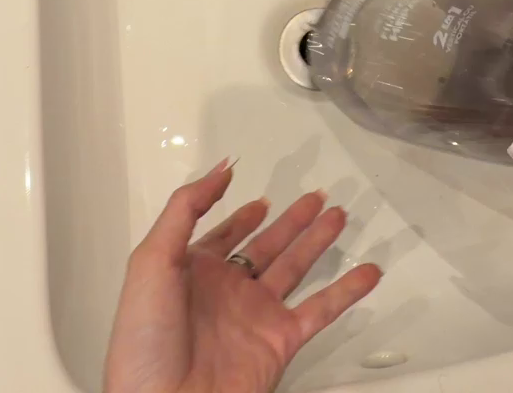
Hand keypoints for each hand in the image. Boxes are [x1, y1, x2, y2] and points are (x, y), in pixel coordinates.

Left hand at [105, 160, 383, 392]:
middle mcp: (228, 290)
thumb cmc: (145, 341)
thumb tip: (220, 170)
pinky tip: (366, 273)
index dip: (243, 215)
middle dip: (292, 220)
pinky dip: (347, 292)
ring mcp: (256, 315)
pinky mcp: (279, 341)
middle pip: (269, 244)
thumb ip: (186, 208)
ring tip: (339, 216)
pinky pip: (320, 310)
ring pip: (296, 268)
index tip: (261, 198)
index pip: (225, 232)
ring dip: (318, 241)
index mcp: (195, 269)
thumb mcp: (152, 259)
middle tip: (316, 197)